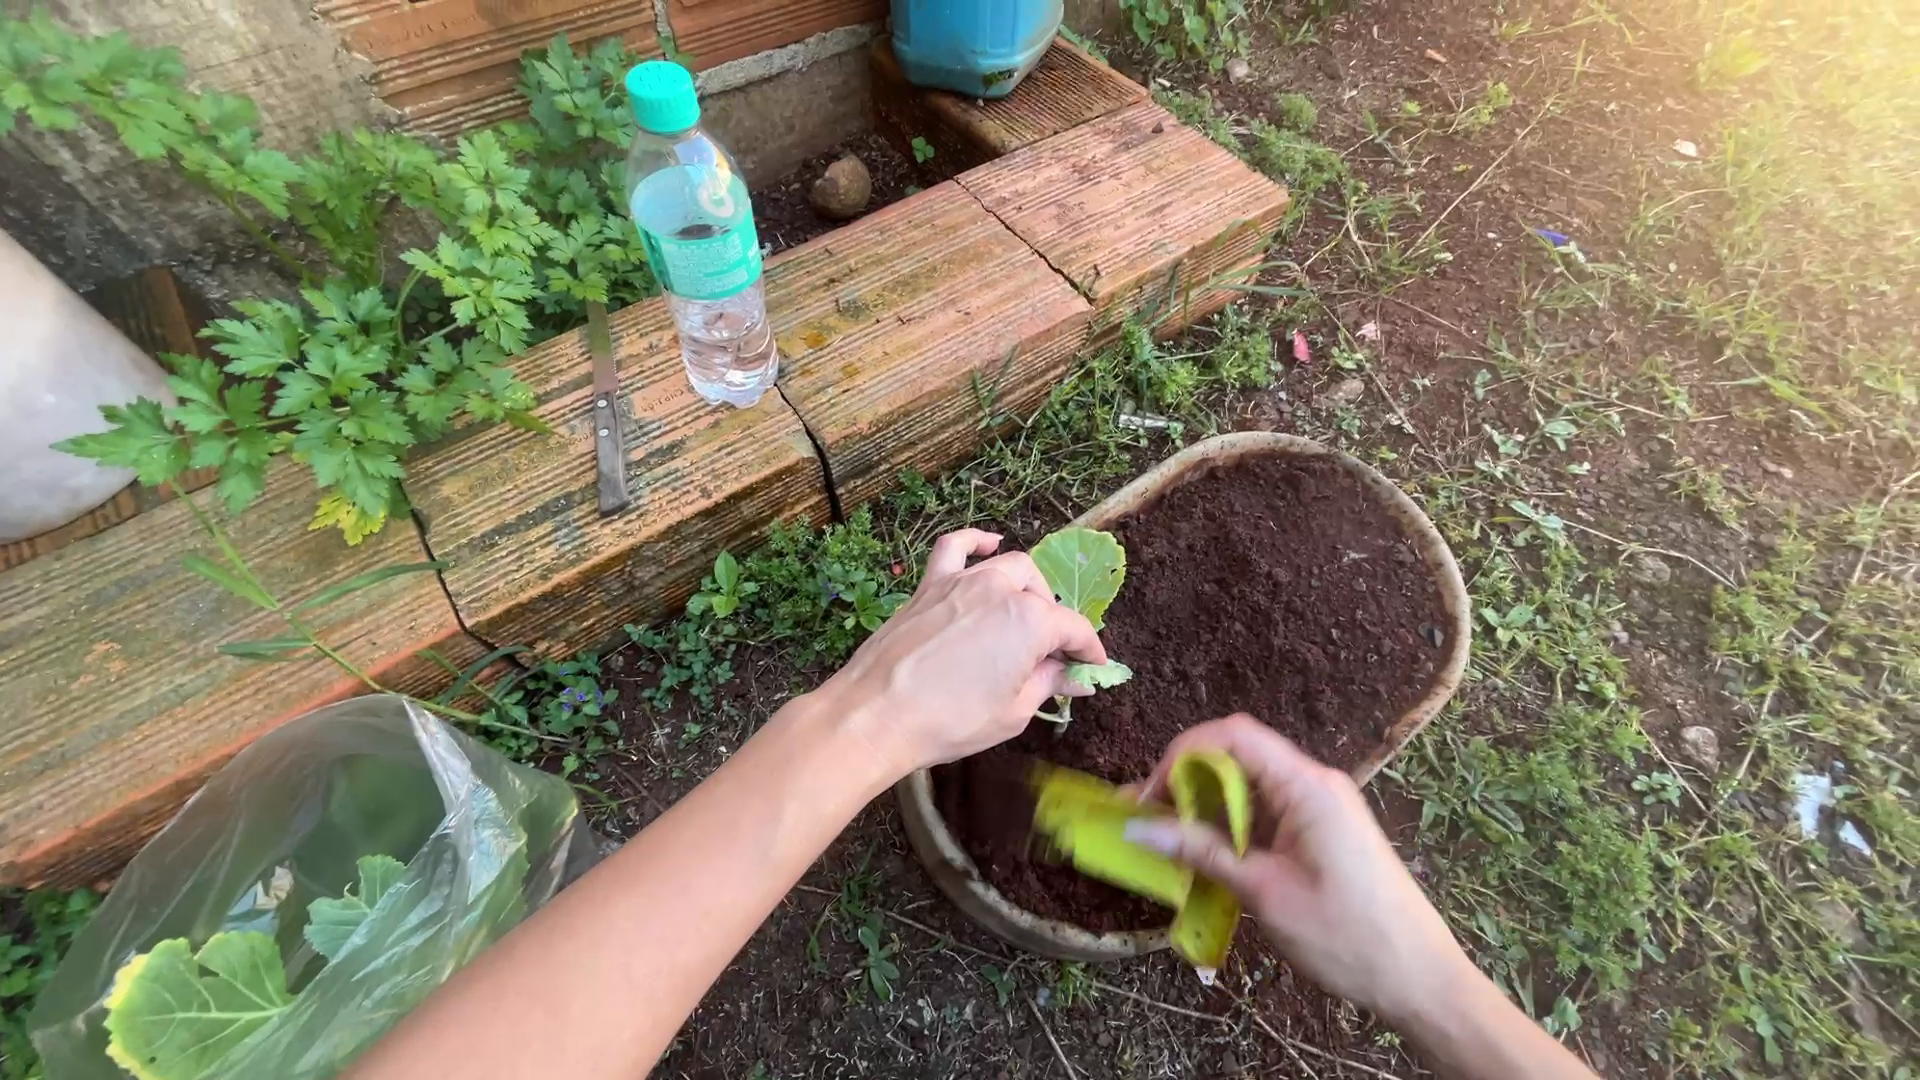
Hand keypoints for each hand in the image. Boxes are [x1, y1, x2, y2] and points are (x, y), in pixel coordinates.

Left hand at [817, 529, 1106, 776]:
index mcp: (1031, 620)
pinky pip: (955, 547)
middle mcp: (1001, 588)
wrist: (877, 714)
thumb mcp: (1013, 712)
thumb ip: (1049, 684)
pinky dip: (976, 541)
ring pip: (1008, 567)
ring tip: (1024, 615)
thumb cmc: (950, 720)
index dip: (1088, 650)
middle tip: (1049, 654)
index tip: (1091, 666)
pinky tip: (989, 544)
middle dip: (1053, 622)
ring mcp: (963, 580)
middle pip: (1042, 596)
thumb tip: (1074, 676)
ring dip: (1025, 588)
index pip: (1073, 629)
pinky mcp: (930, 584)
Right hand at [1124, 715, 1477, 1025]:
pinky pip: (1264, 806)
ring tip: (1169, 832)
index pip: (1234, 737)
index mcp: (1308, 786)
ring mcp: (1319, 803)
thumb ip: (1202, 851)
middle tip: (1151, 815)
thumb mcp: (1265, 893)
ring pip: (1248, 780)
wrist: (1424, 985)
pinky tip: (1207, 847)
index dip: (1183, 753)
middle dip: (1187, 776)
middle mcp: (1314, 782)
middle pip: (1237, 752)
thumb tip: (1138, 829)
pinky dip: (1230, 820)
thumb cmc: (1348, 938)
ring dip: (1205, 800)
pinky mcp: (1319, 826)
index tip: (1153, 794)